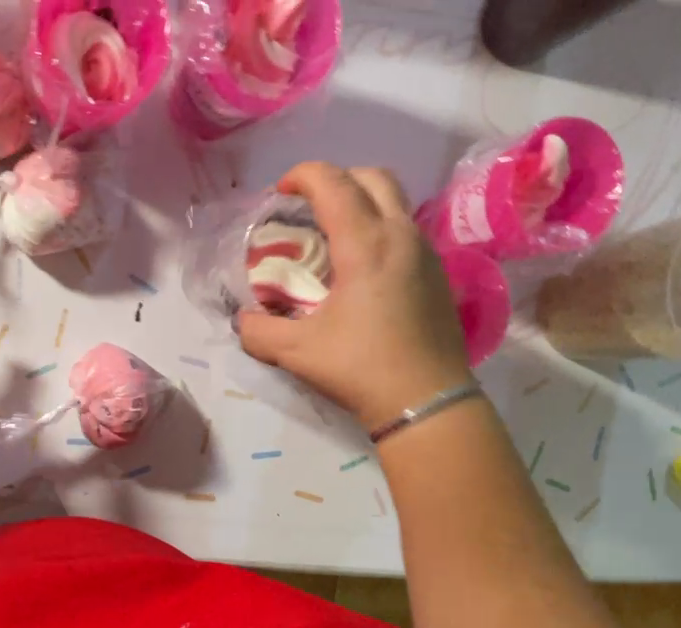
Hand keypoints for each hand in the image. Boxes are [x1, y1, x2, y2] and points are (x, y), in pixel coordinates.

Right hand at [238, 164, 472, 430]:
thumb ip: (258, 331)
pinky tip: (360, 268)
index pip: (333, 183)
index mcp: (366, 244)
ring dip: (361, 203)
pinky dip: (379, 230)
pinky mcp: (437, 274)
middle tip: (309, 206)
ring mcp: (425, 252)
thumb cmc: (360, 367)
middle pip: (373, 178)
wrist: (426, 399)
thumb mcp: (296, 352)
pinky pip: (405, 231)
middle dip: (337, 179)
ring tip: (332, 236)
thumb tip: (243, 320)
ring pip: (395, 202)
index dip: (302, 176)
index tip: (280, 191)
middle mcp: (400, 235)